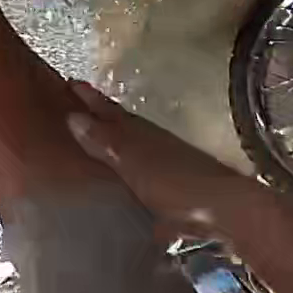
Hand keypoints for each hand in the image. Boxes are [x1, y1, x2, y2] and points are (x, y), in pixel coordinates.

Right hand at [64, 80, 260, 231]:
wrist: (223, 210)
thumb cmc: (174, 181)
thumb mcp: (131, 160)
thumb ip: (105, 140)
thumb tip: (73, 115)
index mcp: (138, 131)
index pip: (107, 108)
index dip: (89, 97)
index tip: (69, 83)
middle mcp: (151, 142)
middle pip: (120, 124)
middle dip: (98, 115)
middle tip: (74, 107)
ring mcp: (164, 165)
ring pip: (132, 148)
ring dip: (113, 143)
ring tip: (92, 145)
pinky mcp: (173, 190)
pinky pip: (142, 177)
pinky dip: (130, 177)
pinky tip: (123, 191)